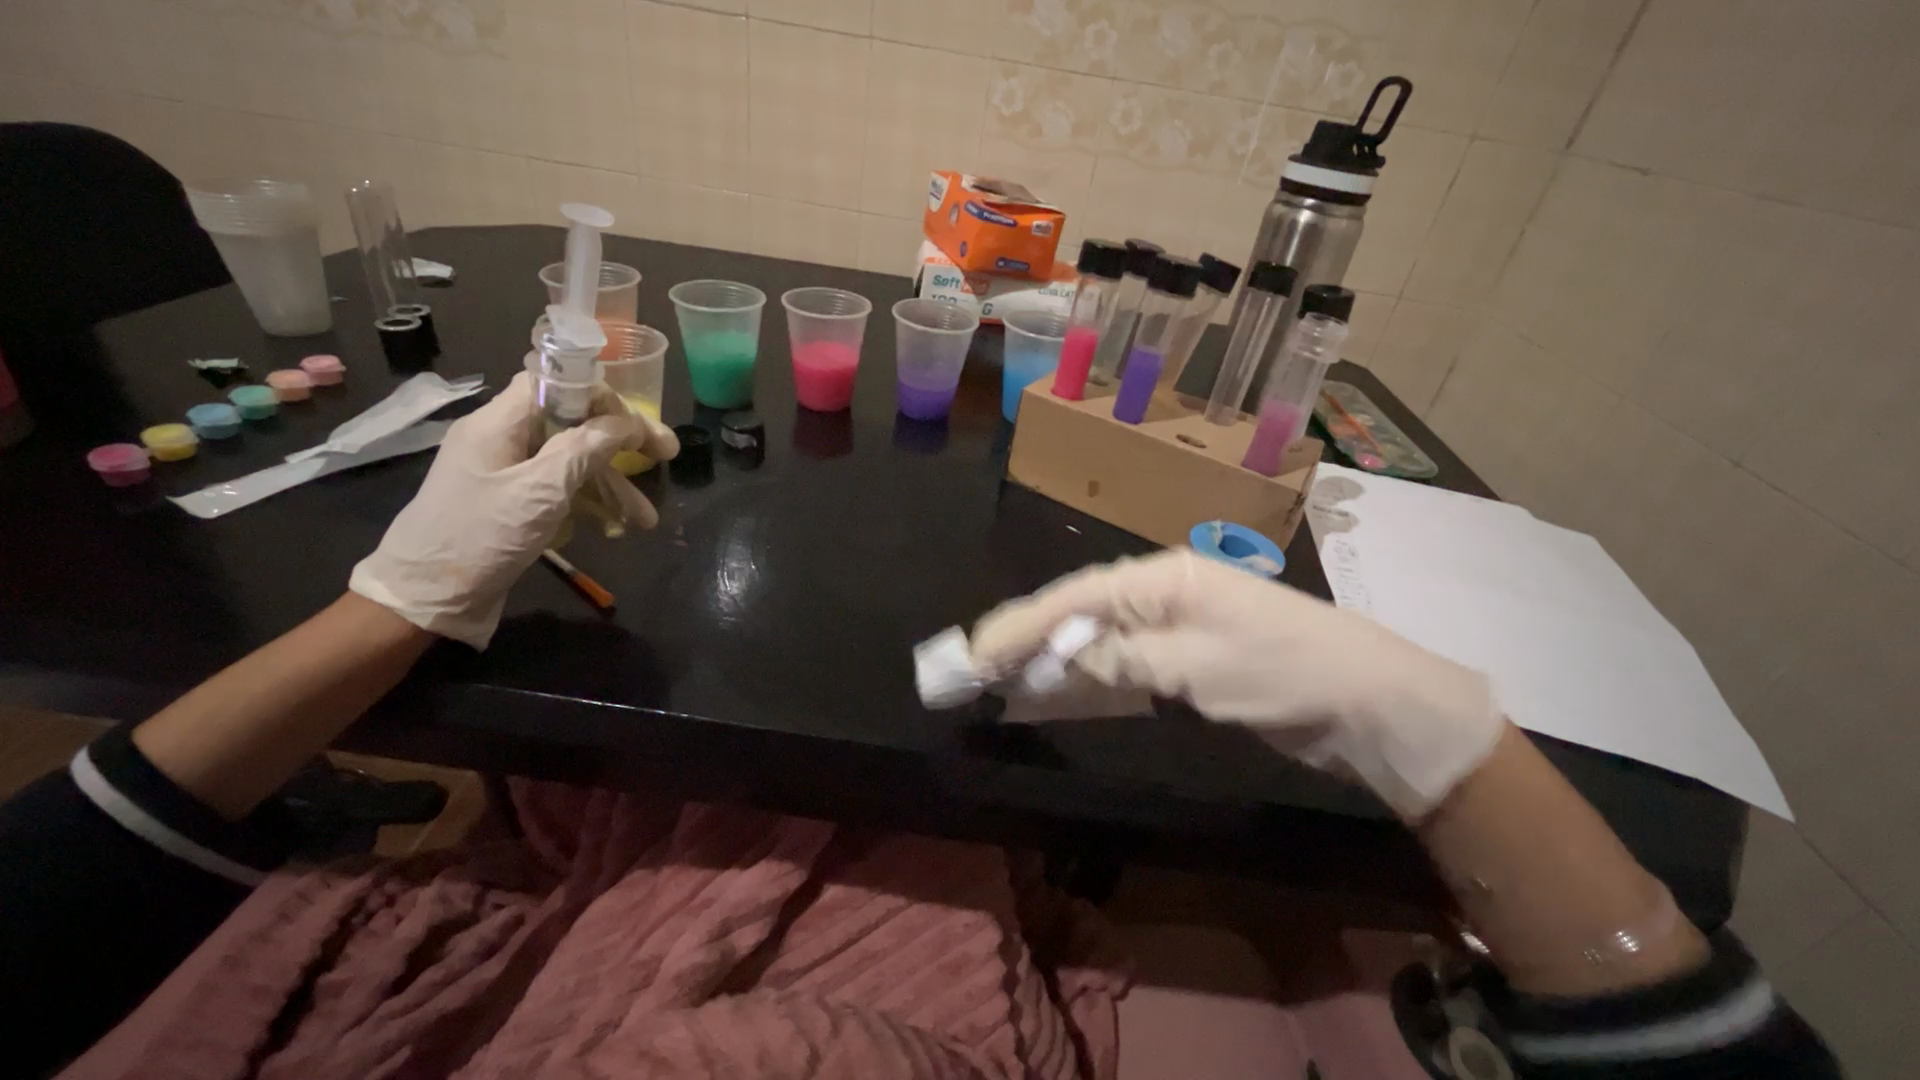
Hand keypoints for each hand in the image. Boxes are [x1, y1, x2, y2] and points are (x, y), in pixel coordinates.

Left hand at [349, 372, 677, 648]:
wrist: (425, 601)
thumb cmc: (479, 538)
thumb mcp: (539, 492)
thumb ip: (585, 450)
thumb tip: (626, 424)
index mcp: (498, 423)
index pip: (558, 384)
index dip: (604, 397)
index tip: (641, 425)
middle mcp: (502, 440)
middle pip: (572, 424)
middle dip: (620, 445)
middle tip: (667, 459)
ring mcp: (505, 474)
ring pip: (570, 463)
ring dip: (612, 485)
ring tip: (646, 520)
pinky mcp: (510, 505)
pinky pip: (558, 490)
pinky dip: (588, 503)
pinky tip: (615, 527)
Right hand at [969, 549, 1505, 818]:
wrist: (1372, 704)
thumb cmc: (1283, 673)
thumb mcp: (1197, 666)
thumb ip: (1124, 660)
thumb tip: (1064, 658)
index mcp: (1164, 579)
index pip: (1077, 596)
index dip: (1022, 624)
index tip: (975, 652)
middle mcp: (1164, 595)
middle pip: (1081, 616)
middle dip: (1029, 642)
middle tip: (977, 670)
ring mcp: (1177, 631)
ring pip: (1098, 645)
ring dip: (1053, 666)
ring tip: (1002, 686)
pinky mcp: (1190, 666)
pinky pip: (1125, 671)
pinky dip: (1090, 685)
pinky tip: (1057, 698)